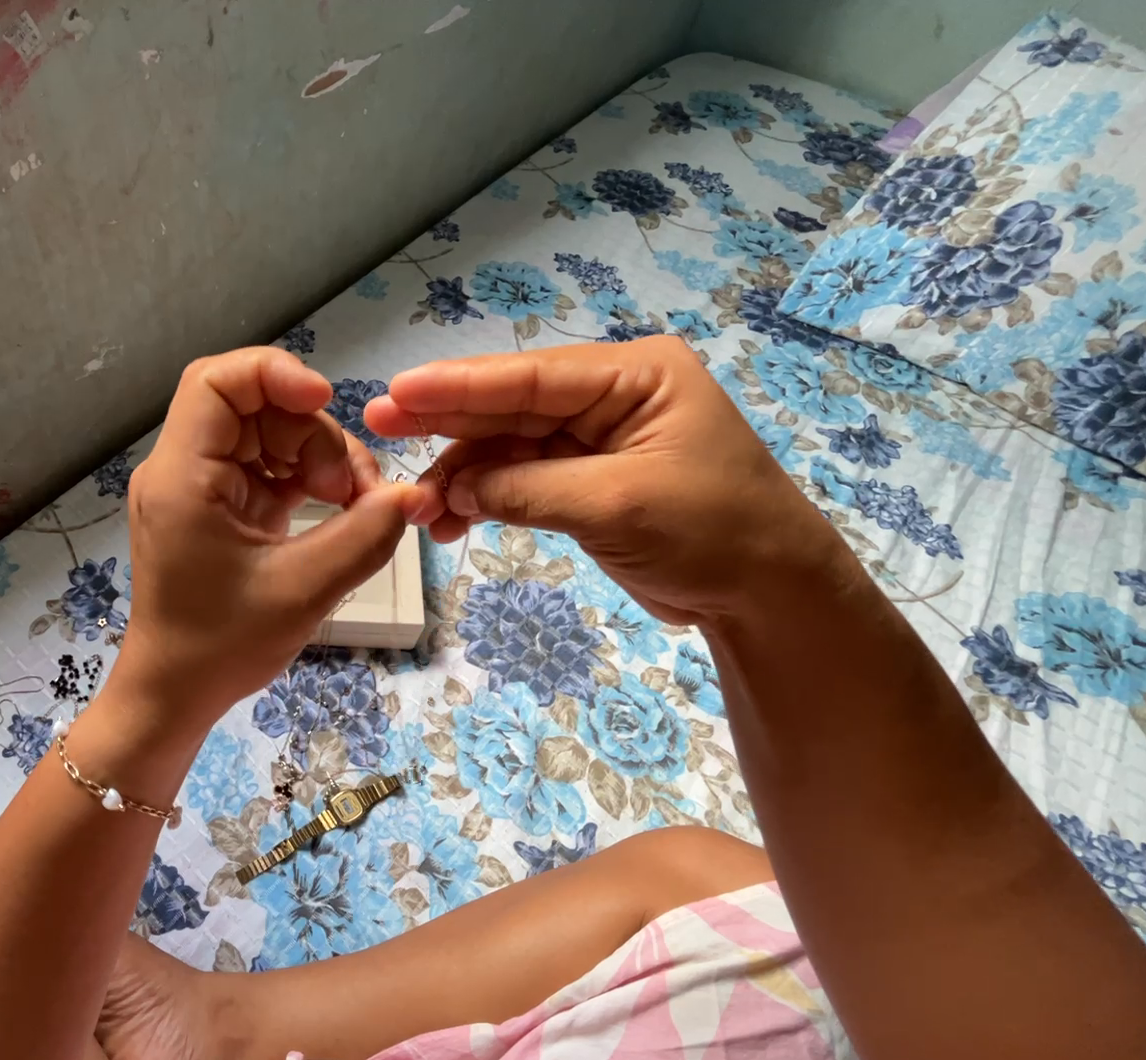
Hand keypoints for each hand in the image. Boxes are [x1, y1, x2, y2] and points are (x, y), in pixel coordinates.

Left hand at [115, 347, 430, 723]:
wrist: (176, 691)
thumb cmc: (222, 645)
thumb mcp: (302, 590)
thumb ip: (364, 536)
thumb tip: (415, 495)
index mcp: (182, 475)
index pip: (216, 382)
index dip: (275, 375)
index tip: (326, 405)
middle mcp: (183, 468)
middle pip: (255, 408)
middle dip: (315, 437)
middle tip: (355, 494)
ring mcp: (202, 486)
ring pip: (269, 435)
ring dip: (319, 459)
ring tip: (352, 509)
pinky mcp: (221, 505)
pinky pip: (268, 467)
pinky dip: (307, 480)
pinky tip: (336, 511)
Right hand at [364, 338, 850, 626]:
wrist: (767, 597)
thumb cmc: (711, 535)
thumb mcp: (615, 505)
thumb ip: (527, 489)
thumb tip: (457, 489)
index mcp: (632, 377)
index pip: (529, 377)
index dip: (457, 385)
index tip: (397, 391)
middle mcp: (608, 398)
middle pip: (510, 406)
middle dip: (446, 421)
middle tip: (379, 424)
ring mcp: (592, 440)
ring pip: (506, 447)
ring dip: (461, 476)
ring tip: (418, 507)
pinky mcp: (581, 480)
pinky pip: (518, 480)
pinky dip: (484, 500)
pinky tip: (450, 521)